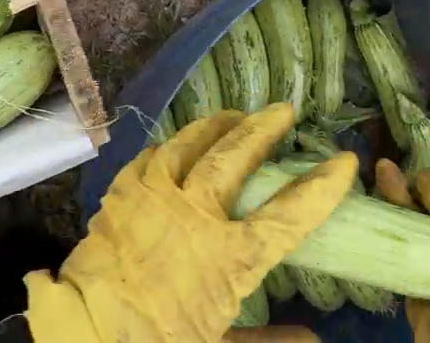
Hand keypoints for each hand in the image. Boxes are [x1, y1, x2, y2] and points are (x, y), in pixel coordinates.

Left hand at [25, 103, 357, 342]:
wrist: (86, 331)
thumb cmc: (157, 341)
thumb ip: (269, 341)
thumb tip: (313, 339)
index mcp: (227, 257)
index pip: (286, 216)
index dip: (320, 188)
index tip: (343, 162)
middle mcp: (194, 212)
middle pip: (236, 156)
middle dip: (263, 129)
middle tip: (284, 110)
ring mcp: (154, 194)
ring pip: (190, 142)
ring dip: (217, 125)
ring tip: (234, 115)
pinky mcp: (124, 191)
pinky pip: (152, 155)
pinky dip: (171, 147)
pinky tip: (177, 145)